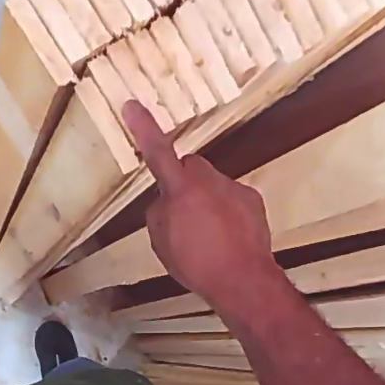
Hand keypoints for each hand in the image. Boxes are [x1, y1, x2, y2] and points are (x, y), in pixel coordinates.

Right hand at [122, 101, 282, 312]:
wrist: (243, 279)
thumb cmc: (196, 264)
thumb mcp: (161, 242)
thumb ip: (158, 213)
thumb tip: (164, 201)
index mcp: (180, 191)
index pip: (157, 153)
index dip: (143, 129)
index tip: (132, 105)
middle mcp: (208, 181)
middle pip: (189, 168)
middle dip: (182, 182)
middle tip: (179, 215)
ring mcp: (233, 187)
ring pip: (210, 184)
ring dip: (203, 201)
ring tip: (204, 235)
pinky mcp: (251, 199)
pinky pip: (230, 197)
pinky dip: (224, 212)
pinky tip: (224, 237)